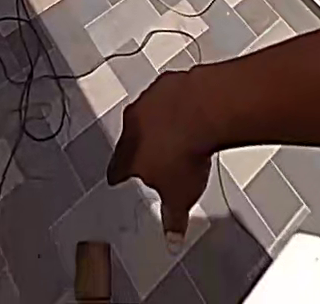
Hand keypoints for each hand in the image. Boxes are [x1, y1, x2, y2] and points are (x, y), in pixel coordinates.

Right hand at [106, 69, 214, 249]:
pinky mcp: (168, 81)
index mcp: (130, 153)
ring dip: (158, 122)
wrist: (204, 110)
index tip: (118, 177)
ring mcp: (150, 98)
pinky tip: (189, 111)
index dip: (119, 175)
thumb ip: (172, 218)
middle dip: (141, 146)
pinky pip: (167, 94)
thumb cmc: (187, 152)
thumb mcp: (180, 196)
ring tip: (176, 133)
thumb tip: (172, 238)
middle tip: (155, 155)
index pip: (116, 168)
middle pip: (131, 137)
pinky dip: (175, 102)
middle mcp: (134, 123)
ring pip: (148, 113)